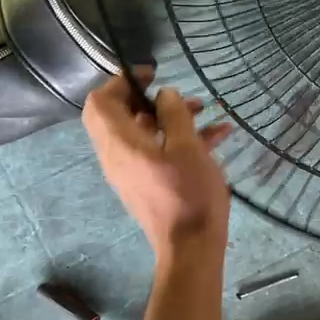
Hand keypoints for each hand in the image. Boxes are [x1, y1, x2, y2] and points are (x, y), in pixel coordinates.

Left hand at [82, 71, 232, 265]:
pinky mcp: (148, 185)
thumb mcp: (188, 148)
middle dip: (148, 99)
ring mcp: (131, 172)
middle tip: (176, 94)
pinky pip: (157, 152)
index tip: (152, 73)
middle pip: (118, 116)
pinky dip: (180, 140)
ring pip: (142, 133)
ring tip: (205, 111)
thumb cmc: (190, 194)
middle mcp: (117, 156)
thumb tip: (165, 94)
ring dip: (170, 118)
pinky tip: (218, 135)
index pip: (100, 101)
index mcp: (120, 143)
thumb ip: (175, 115)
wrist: (191, 246)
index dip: (121, 81)